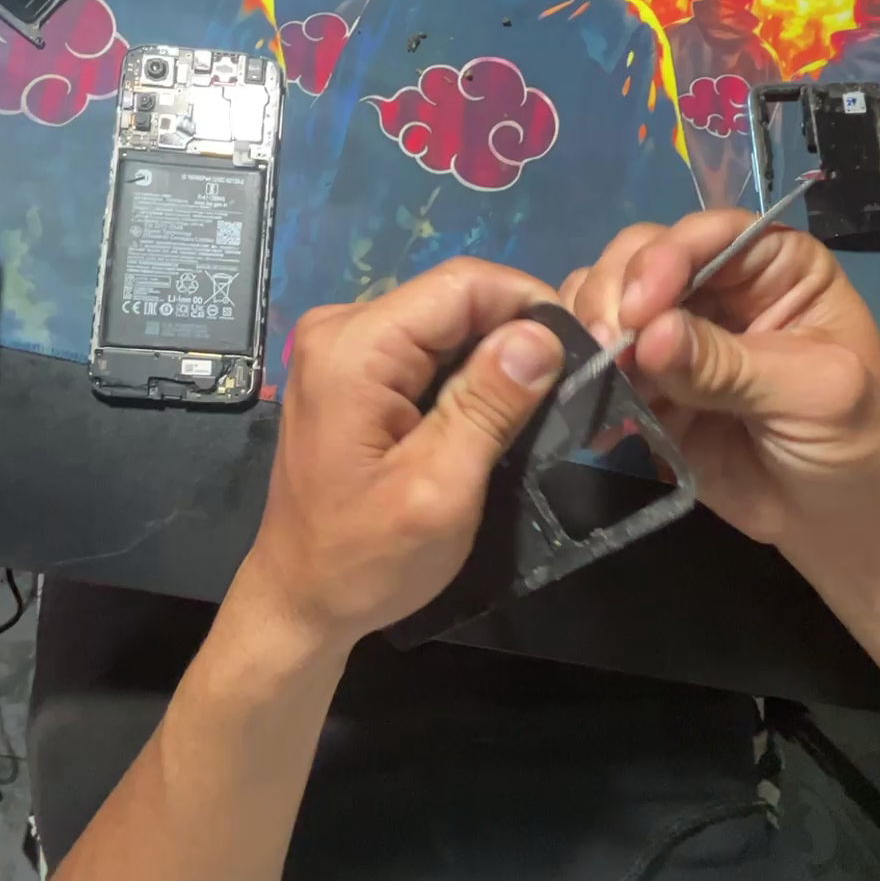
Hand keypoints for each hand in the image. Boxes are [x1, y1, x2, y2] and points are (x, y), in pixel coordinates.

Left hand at [241, 258, 564, 646]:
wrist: (301, 596)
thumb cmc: (366, 559)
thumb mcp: (440, 489)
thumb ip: (489, 405)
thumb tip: (542, 334)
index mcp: (355, 348)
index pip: (462, 284)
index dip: (529, 304)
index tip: (578, 350)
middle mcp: (341, 329)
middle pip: (453, 299)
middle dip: (515, 334)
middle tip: (566, 387)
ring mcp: (343, 347)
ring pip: (444, 323)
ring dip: (494, 356)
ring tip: (537, 403)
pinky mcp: (352, 370)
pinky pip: (424, 349)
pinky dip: (465, 373)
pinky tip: (490, 410)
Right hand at [562, 212, 879, 591]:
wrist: (834, 520)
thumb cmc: (853, 442)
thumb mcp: (813, 394)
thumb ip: (729, 365)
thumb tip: (650, 336)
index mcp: (772, 268)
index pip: (708, 234)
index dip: (666, 258)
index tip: (640, 310)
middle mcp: (713, 287)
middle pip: (639, 255)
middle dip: (615, 293)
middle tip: (609, 346)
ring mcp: (669, 334)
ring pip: (605, 297)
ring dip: (589, 326)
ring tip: (599, 374)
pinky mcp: (642, 380)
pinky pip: (593, 355)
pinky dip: (579, 369)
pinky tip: (595, 409)